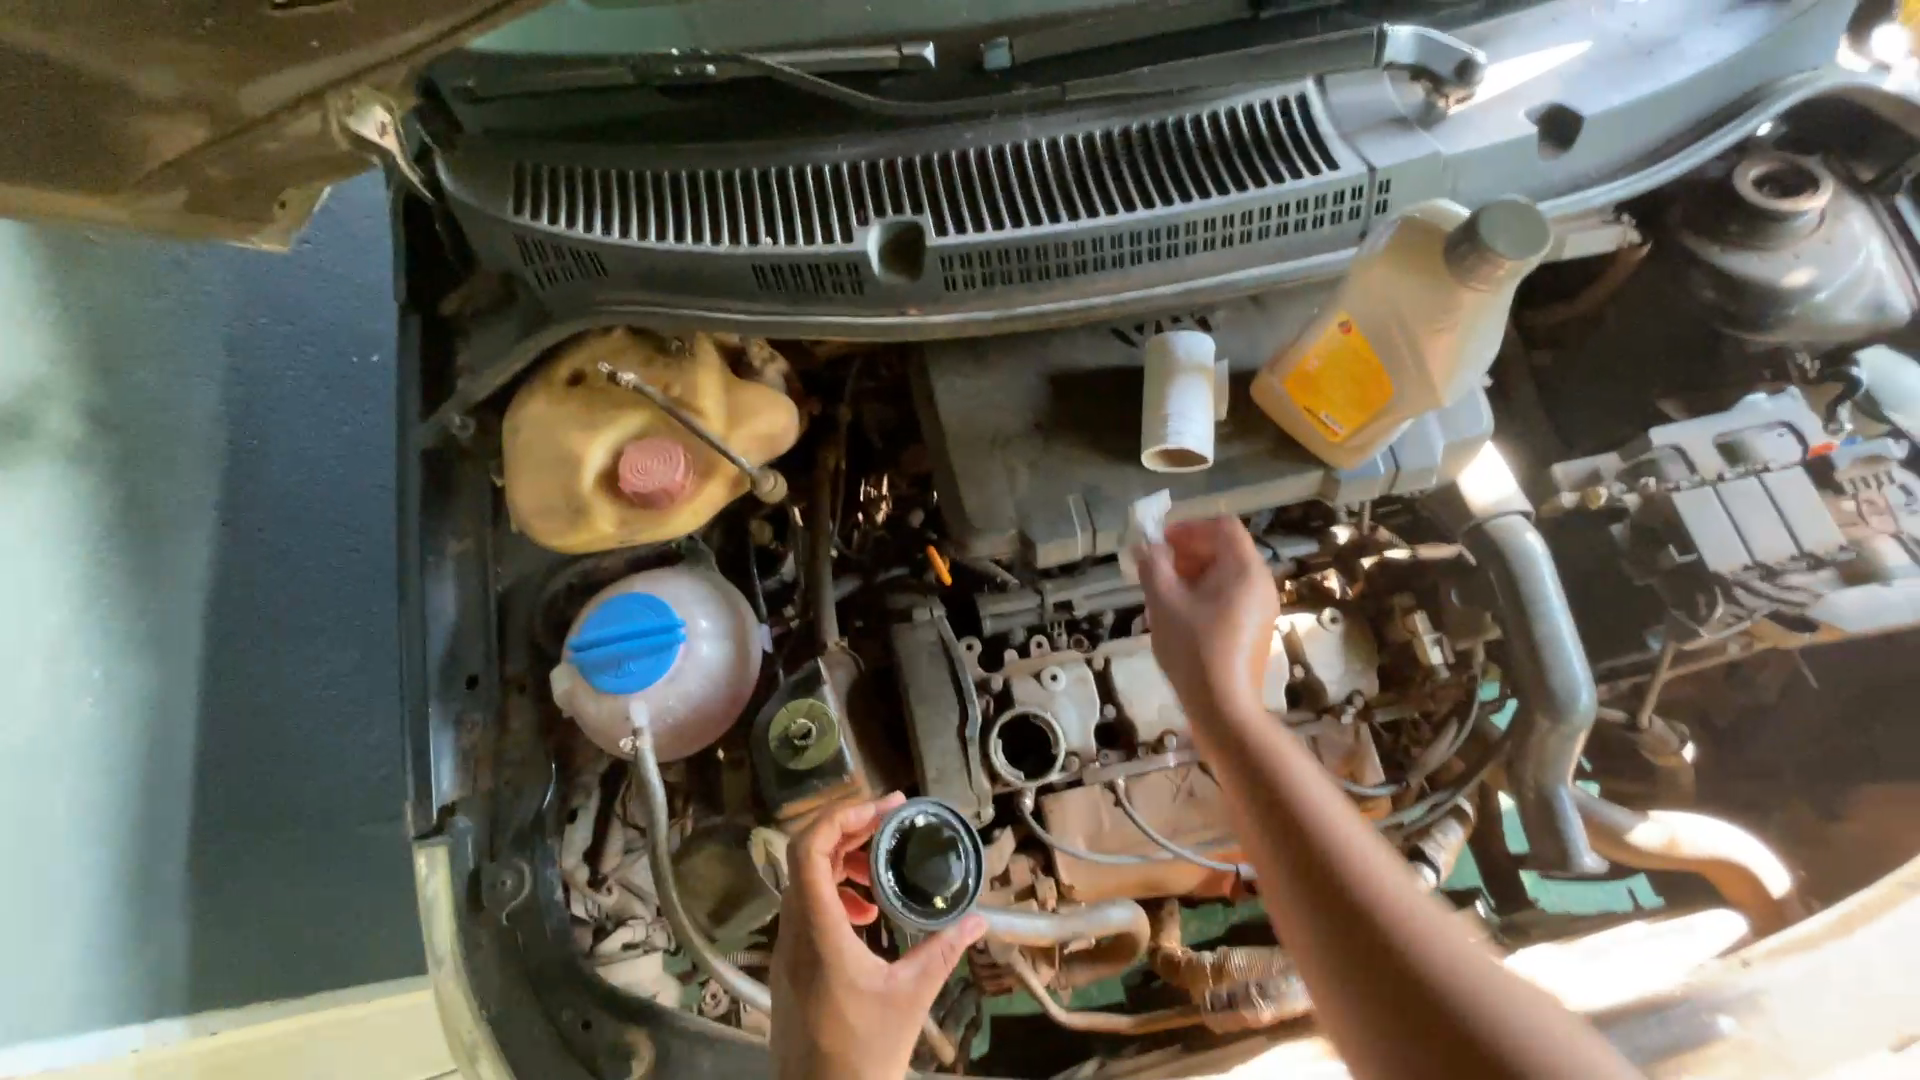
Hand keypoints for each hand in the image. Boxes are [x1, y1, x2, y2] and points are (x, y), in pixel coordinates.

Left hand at [769, 792, 986, 1079]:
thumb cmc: (863, 1054)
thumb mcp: (910, 998)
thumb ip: (942, 951)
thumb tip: (978, 919)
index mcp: (817, 931)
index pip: (809, 850)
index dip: (842, 815)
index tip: (884, 807)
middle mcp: (792, 931)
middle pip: (806, 855)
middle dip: (849, 829)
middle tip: (891, 821)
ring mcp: (786, 948)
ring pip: (803, 879)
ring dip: (842, 859)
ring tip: (882, 864)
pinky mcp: (790, 963)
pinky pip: (806, 906)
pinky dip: (835, 890)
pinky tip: (867, 909)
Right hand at [1134, 516, 1281, 726]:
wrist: (1224, 707)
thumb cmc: (1193, 649)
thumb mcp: (1163, 602)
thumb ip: (1153, 565)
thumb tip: (1146, 546)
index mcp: (1244, 569)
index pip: (1222, 526)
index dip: (1188, 527)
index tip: (1159, 544)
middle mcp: (1260, 582)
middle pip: (1224, 549)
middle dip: (1186, 552)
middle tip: (1155, 570)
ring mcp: (1261, 606)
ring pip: (1225, 574)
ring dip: (1191, 574)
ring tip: (1161, 594)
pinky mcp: (1255, 626)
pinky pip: (1229, 595)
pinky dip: (1203, 594)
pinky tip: (1178, 615)